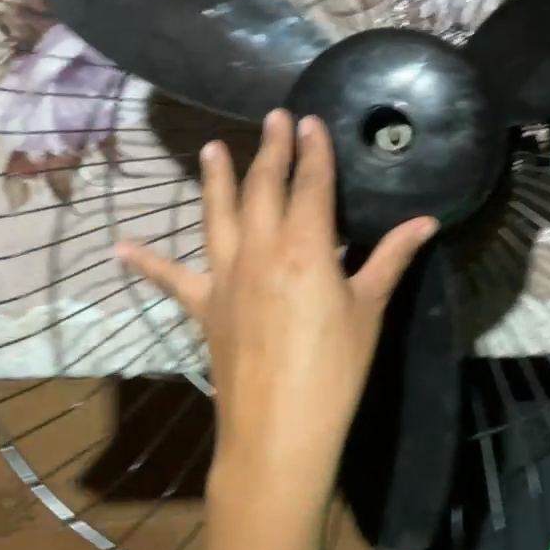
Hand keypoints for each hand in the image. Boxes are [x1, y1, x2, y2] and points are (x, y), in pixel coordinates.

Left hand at [116, 110, 437, 478]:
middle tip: (274, 118)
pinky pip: (173, 279)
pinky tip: (122, 248)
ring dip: (217, 180)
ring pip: (218, 216)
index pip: (311, 185)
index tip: (311, 121)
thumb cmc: (335, 368)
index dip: (313, 151)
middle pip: (264, 188)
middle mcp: (260, 252)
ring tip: (211, 149)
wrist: (278, 431)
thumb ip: (391, 258)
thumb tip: (426, 221)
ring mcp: (225, 279)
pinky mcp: (204, 309)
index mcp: (305, 248)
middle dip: (271, 150)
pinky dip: (148, 262)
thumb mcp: (369, 308)